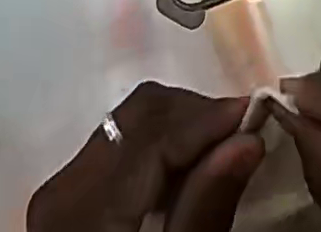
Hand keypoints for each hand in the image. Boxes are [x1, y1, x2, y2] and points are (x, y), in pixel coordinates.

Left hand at [26, 82, 264, 231]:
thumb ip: (207, 208)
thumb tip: (247, 140)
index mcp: (84, 208)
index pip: (154, 136)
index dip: (207, 118)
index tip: (257, 112)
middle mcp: (65, 183)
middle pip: (138, 116)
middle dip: (195, 114)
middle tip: (245, 130)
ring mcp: (63, 187)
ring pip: (128, 122)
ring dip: (179, 124)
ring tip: (225, 144)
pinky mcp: (71, 196)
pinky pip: (120, 146)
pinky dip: (160, 145)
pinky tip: (191, 164)